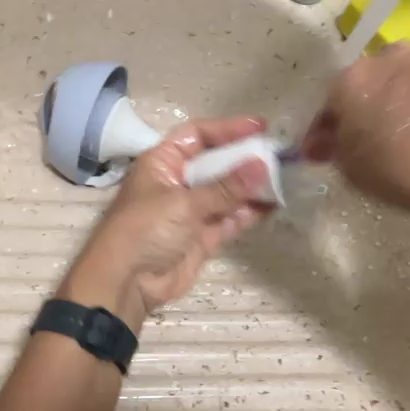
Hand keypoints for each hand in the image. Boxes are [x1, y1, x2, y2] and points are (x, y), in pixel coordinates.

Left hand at [59, 117, 272, 330]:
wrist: (125, 283)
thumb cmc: (146, 230)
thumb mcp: (184, 203)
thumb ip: (225, 187)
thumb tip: (262, 165)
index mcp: (162, 163)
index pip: (197, 135)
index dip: (227, 129)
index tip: (260, 127)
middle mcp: (176, 183)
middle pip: (215, 163)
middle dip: (245, 159)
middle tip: (279, 155)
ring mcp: (190, 212)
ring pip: (225, 193)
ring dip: (251, 187)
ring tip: (284, 179)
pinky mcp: (201, 238)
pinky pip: (228, 220)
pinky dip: (248, 213)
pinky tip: (272, 205)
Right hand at [299, 46, 409, 232]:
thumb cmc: (404, 172)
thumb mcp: (352, 171)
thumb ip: (335, 148)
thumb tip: (328, 141)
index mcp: (353, 80)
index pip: (330, 102)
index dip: (326, 129)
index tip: (326, 152)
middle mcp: (392, 57)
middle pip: (372, 81)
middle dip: (369, 105)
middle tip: (375, 138)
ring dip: (408, 99)